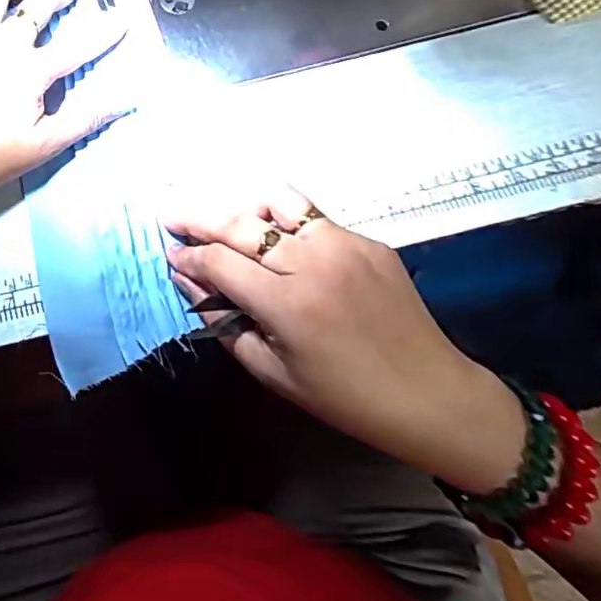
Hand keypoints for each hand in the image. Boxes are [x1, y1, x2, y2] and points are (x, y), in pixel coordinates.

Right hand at [164, 186, 526, 493]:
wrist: (428, 391)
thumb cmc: (345, 397)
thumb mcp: (274, 373)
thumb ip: (226, 324)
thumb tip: (191, 285)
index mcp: (288, 304)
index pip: (220, 263)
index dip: (189, 257)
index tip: (172, 255)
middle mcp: (313, 261)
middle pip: (241, 224)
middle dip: (199, 218)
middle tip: (172, 213)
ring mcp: (344, 243)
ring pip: (279, 203)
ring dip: (245, 208)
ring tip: (228, 218)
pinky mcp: (367, 239)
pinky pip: (315, 218)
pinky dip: (287, 221)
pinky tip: (278, 236)